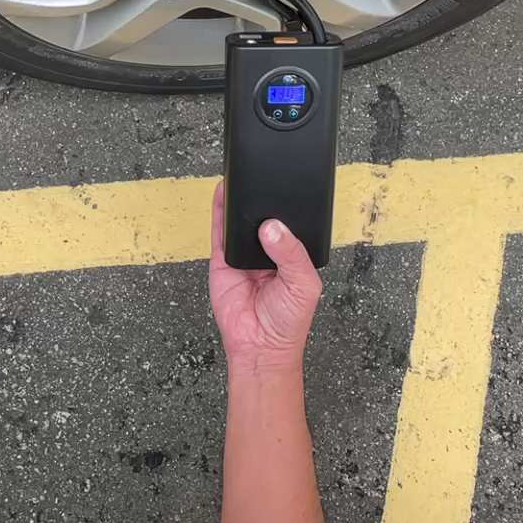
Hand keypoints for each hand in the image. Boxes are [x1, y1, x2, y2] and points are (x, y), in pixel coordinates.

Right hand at [209, 181, 322, 372]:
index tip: (288, 188)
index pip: (290, 224)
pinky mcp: (223, 260)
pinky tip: (223, 192)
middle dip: (263, 201)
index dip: (289, 207)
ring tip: (242, 176)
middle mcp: (268, 251)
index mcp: (292, 254)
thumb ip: (291, 254)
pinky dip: (220, 211)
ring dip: (241, 200)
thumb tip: (272, 228)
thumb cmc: (288, 321)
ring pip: (241, 221)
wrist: (260, 346)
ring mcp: (244, 254)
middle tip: (264, 179)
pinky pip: (220, 232)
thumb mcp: (303, 284)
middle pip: (264, 218)